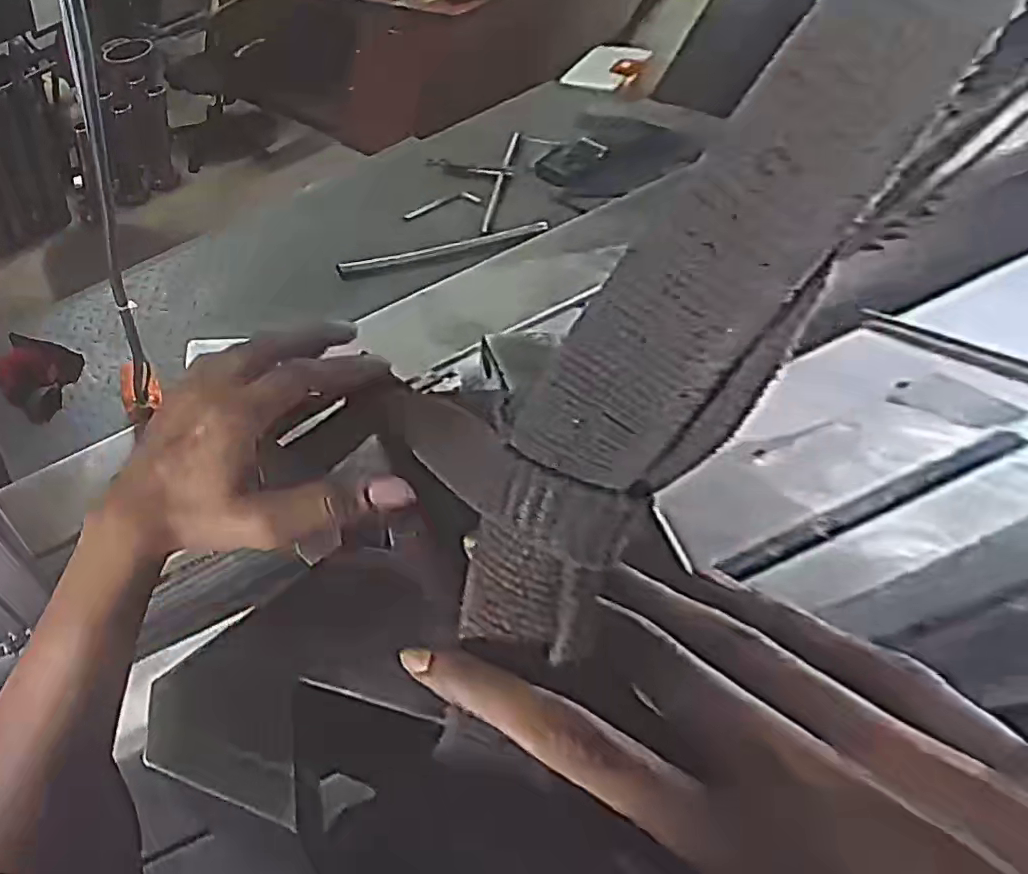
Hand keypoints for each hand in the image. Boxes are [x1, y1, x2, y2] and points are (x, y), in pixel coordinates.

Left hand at [91, 322, 417, 563]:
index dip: (344, 368)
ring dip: (280, 341)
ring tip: (308, 343)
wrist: (132, 512)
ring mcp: (191, 384)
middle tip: (348, 335)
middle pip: (270, 346)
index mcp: (237, 412)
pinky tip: (255, 362)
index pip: (301, 376)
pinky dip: (249, 351)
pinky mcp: (177, 391)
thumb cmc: (196, 517)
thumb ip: (328, 504)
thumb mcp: (264, 522)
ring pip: (242, 347)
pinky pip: (219, 357)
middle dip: (312, 337)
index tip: (378, 365)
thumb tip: (395, 489)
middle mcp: (214, 387)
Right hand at [402, 566, 1027, 873]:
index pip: (570, 737)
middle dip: (558, 607)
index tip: (428, 653)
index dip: (484, 685)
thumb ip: (664, 855)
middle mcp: (796, 777)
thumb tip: (586, 816)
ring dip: (635, 590)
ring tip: (580, 557)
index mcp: (741, 844)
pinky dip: (753, 609)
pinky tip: (713, 589)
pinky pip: (834, 648)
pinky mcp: (983, 745)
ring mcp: (895, 750)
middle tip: (503, 569)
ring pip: (722, 634)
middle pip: (638, 656)